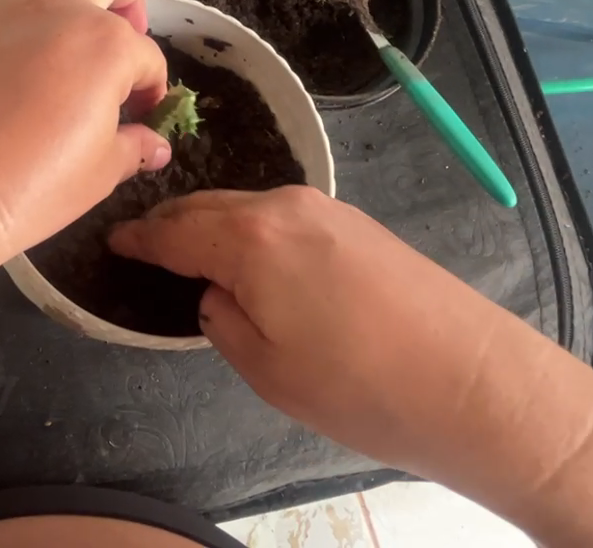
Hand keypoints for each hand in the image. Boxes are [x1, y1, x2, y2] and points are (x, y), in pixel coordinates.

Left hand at [0, 0, 170, 281]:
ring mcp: (1, 3)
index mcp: (106, 43)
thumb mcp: (99, 175)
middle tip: (119, 38)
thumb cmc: (33, 187)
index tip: (142, 115)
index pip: (146, 57)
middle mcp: (58, 5)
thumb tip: (156, 147)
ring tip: (66, 10)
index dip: (150, 88)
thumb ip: (133, 148)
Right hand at [108, 186, 527, 480]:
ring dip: (211, 223)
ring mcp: (323, 207)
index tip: (112, 237)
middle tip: (145, 243)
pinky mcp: (353, 221)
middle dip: (171, 223)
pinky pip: (278, 214)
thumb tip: (219, 293)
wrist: (479, 383)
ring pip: (243, 206)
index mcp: (250, 239)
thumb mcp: (269, 370)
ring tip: (192, 249)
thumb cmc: (362, 386)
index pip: (175, 230)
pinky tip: (251, 255)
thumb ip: (223, 319)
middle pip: (207, 205)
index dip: (139, 237)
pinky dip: (248, 228)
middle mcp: (282, 206)